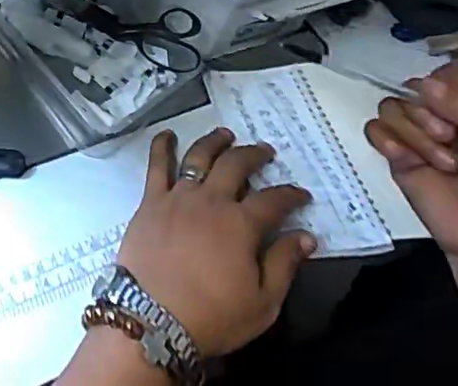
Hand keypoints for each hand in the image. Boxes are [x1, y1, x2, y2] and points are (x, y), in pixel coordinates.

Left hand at [114, 127, 316, 355]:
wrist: (151, 322)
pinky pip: (156, 166)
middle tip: (265, 151)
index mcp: (241, 223)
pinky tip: (167, 134)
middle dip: (255, 155)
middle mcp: (212, 199)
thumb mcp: (261, 304)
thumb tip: (306, 236)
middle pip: (237, 164)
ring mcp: (180, 196)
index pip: (274, 200)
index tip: (301, 194)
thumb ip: (284, 265)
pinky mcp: (152, 201)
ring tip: (225, 135)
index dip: (291, 195)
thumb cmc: (211, 317)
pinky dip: (161, 146)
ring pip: (200, 156)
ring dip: (215, 142)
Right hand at [364, 60, 457, 264]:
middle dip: (428, 113)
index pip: (450, 72)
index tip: (450, 102)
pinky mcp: (400, 160)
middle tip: (450, 141)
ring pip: (393, 106)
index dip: (444, 82)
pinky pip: (376, 131)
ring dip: (412, 131)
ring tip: (441, 164)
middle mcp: (448, 117)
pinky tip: (404, 159)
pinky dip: (386, 140)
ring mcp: (421, 137)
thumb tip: (425, 83)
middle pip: (416, 86)